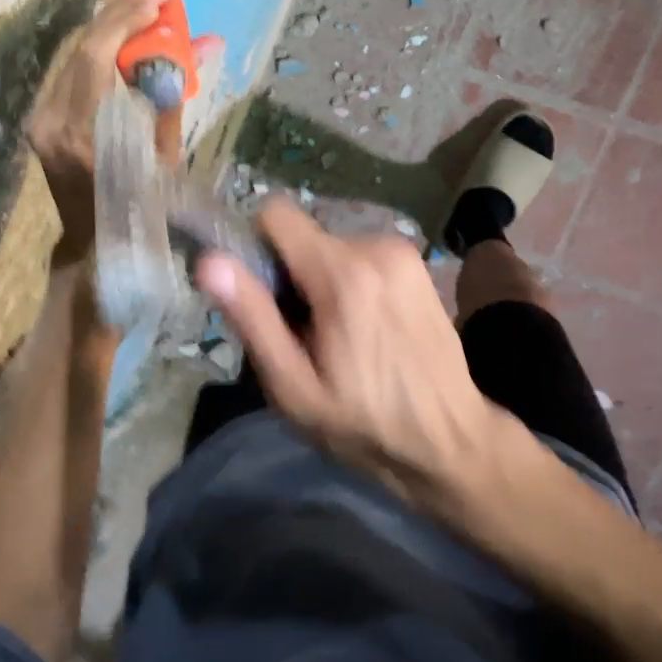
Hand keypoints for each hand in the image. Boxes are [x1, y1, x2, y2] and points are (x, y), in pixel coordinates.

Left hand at [26, 0, 174, 259]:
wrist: (93, 246)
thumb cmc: (140, 211)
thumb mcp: (165, 155)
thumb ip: (173, 94)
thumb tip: (204, 43)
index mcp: (81, 134)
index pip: (94, 57)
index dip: (126, 19)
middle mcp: (50, 122)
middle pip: (79, 48)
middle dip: (119, 12)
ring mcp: (39, 121)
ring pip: (72, 55)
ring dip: (107, 25)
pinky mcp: (39, 121)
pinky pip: (69, 73)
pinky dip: (96, 48)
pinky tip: (119, 28)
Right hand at [195, 201, 509, 501]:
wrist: (453, 446)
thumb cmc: (364, 425)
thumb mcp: (293, 386)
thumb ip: (252, 317)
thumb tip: (209, 261)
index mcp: (342, 273)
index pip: (275, 215)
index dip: (256, 250)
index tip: (263, 298)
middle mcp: (375, 247)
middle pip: (301, 238)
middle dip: (289, 277)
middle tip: (302, 336)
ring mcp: (402, 253)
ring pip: (328, 247)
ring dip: (319, 282)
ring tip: (335, 339)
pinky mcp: (415, 263)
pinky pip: (357, 256)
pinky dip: (348, 283)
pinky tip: (363, 331)